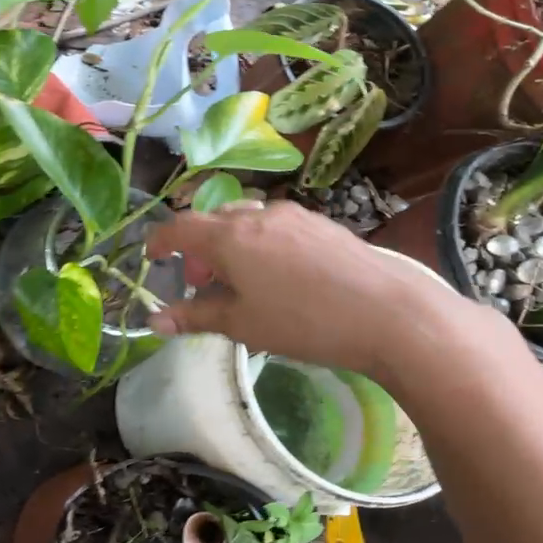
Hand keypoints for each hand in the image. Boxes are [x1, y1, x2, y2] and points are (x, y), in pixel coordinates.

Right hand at [146, 202, 498, 379]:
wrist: (390, 314)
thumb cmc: (303, 322)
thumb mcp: (240, 324)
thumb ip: (194, 317)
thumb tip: (155, 321)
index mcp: (230, 237)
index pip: (179, 226)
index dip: (159, 241)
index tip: (152, 259)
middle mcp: (260, 217)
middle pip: (214, 220)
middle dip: (197, 247)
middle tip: (200, 282)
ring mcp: (296, 218)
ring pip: (247, 221)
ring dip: (229, 244)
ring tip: (237, 281)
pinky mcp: (324, 227)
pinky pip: (275, 227)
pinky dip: (259, 245)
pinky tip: (274, 277)